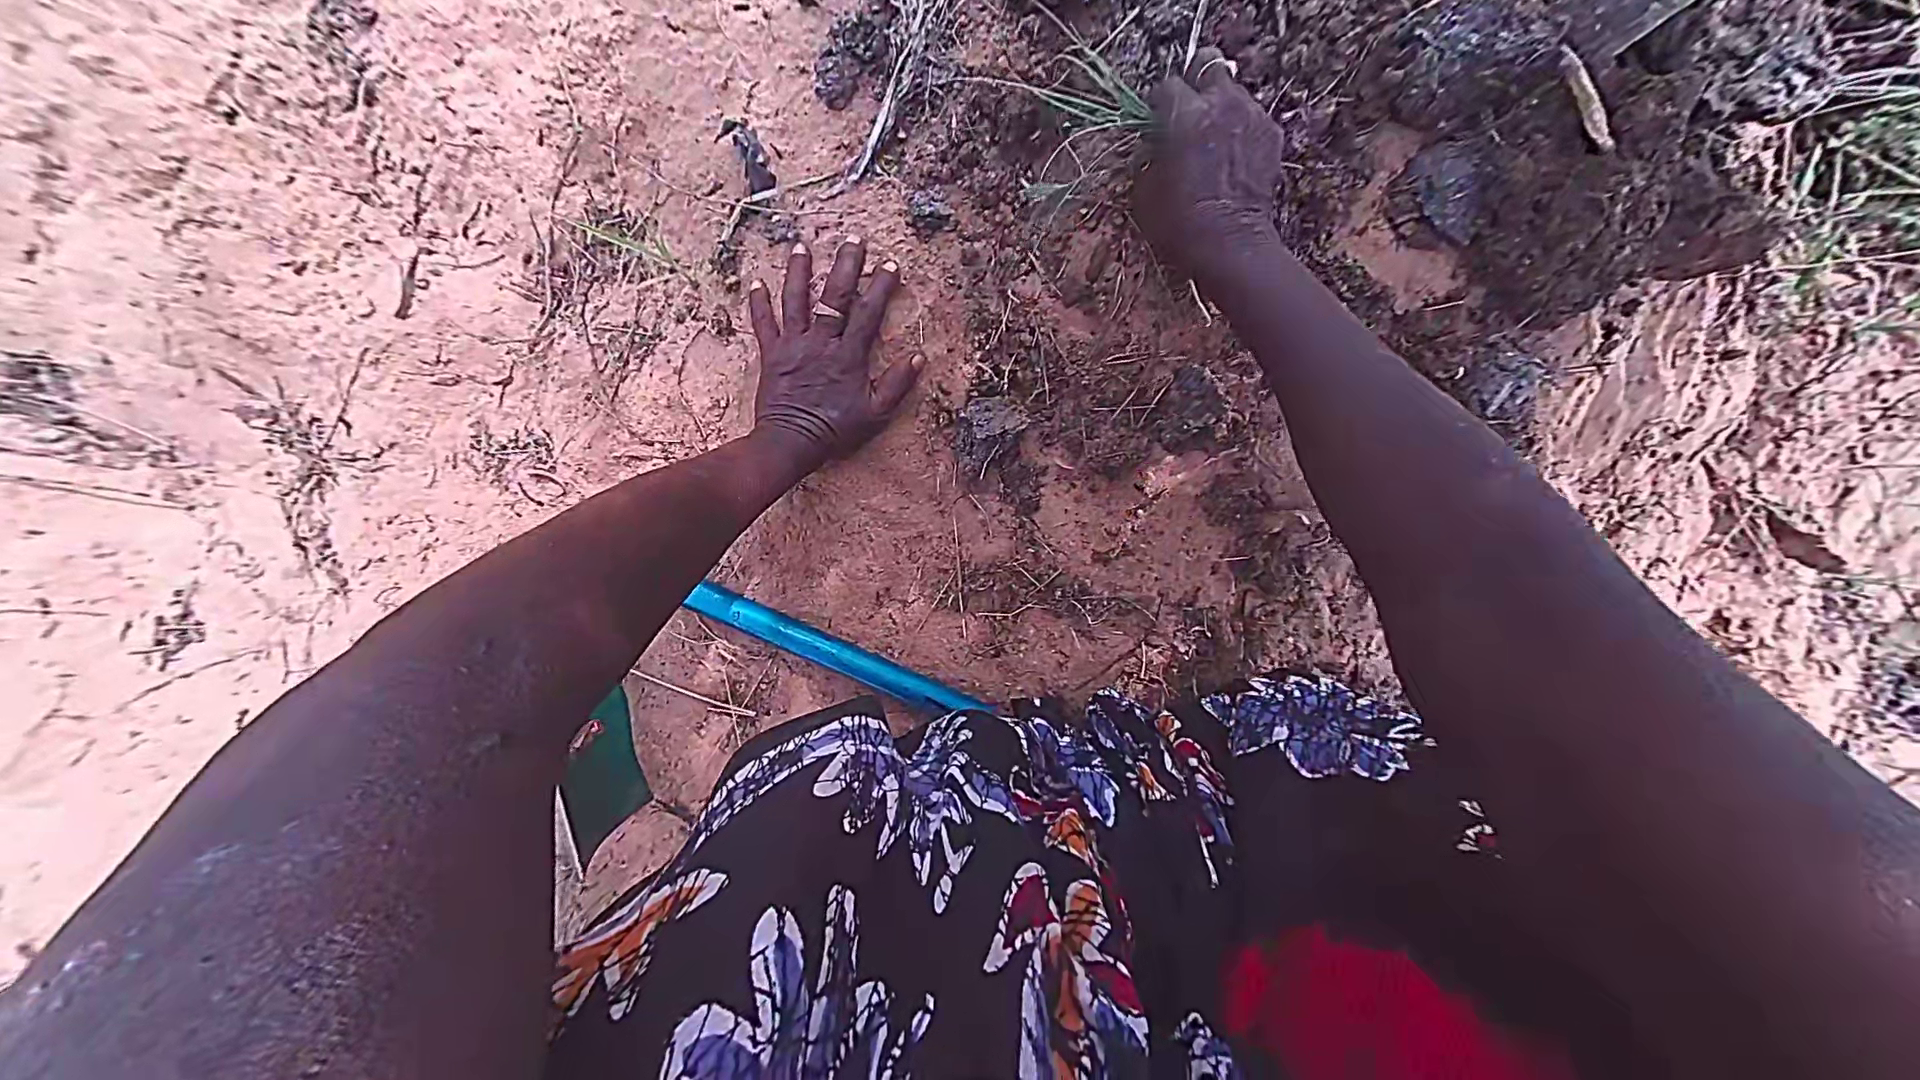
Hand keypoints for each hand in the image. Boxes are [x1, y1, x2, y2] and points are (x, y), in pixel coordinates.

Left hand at [747, 237, 921, 472]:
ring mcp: (793, 347)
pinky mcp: (771, 355)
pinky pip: (763, 324)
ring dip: (799, 272)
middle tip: (853, 239)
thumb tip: (919, 358)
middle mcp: (821, 343)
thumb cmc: (835, 430)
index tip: (890, 265)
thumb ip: (897, 384)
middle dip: (845, 266)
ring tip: (801, 247)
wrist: (792, 442)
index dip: (880, 287)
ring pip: (796, 301)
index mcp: (848, 356)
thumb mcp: (876, 414)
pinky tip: (757, 282)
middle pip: (834, 297)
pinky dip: (759, 303)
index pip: (868, 313)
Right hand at [1135, 48, 1287, 284]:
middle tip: (1185, 115)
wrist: (1230, 246)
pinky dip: (1238, 128)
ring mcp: (1252, 115)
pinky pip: (1250, 116)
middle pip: (1207, 65)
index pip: (1167, 86)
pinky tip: (1229, 157)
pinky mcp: (1271, 133)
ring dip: (1218, 107)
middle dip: (1194, 86)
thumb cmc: (1180, 226)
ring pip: (1232, 90)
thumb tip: (1151, 145)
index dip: (1157, 105)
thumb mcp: (1146, 194)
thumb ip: (1147, 157)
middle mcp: (1222, 104)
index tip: (1153, 122)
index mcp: (1186, 116)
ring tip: (1209, 140)